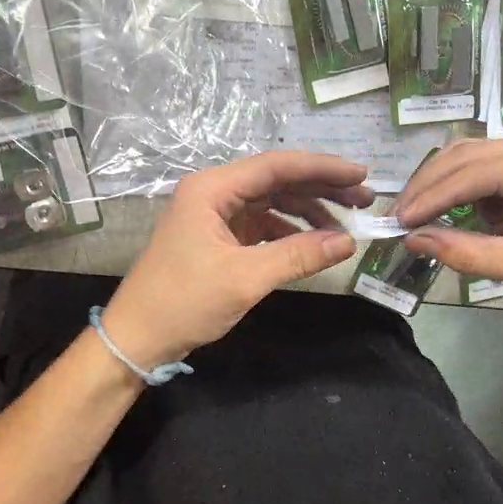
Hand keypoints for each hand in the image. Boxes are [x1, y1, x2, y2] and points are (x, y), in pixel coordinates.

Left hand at [102, 151, 371, 367]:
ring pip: (271, 204)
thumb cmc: (184, 302)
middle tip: (364, 202)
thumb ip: (298, 255)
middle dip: (321, 190)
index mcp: (212, 189)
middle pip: (276, 181)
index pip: (277, 166)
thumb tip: (348, 242)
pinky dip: (289, 234)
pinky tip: (313, 246)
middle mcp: (213, 194)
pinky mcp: (217, 240)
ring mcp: (214, 217)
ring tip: (345, 227)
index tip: (362, 176)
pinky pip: (261, 226)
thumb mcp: (245, 278)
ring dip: (307, 213)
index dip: (323, 169)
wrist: (138, 337)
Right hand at [393, 138, 502, 319]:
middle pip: (471, 154)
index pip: (483, 169)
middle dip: (430, 185)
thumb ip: (466, 252)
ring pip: (469, 157)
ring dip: (436, 184)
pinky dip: (450, 190)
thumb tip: (413, 240)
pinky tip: (432, 211)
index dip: (438, 192)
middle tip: (398, 217)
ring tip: (410, 215)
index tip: (403, 219)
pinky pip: (475, 170)